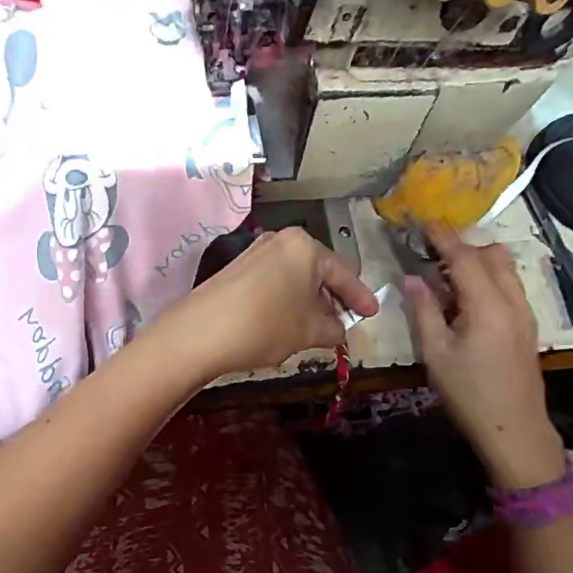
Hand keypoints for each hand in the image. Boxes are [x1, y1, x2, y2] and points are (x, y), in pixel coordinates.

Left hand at [154, 227, 379, 381]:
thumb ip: (334, 327)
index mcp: (306, 247)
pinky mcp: (238, 268)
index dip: (360, 298)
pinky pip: (276, 280)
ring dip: (310, 301)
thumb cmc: (266, 325)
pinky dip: (288, 299)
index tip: (371, 315)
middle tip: (343, 325)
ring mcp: (257, 251)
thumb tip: (339, 328)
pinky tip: (287, 323)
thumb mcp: (310, 331)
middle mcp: (282, 240)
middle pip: (320, 270)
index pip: (345, 273)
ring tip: (316, 329)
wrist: (200, 332)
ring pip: (296, 276)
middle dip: (333, 298)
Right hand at [405, 225, 564, 488]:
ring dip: (478, 262)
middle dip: (462, 247)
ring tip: (448, 279)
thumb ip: (424, 311)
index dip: (442, 236)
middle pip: (491, 254)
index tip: (424, 221)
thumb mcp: (436, 354)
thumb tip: (413, 278)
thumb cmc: (469, 394)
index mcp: (488, 305)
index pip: (464, 257)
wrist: (514, 429)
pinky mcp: (528, 325)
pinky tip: (467, 301)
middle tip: (432, 256)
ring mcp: (525, 312)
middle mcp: (512, 300)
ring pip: (505, 268)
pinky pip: (509, 286)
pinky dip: (489, 279)